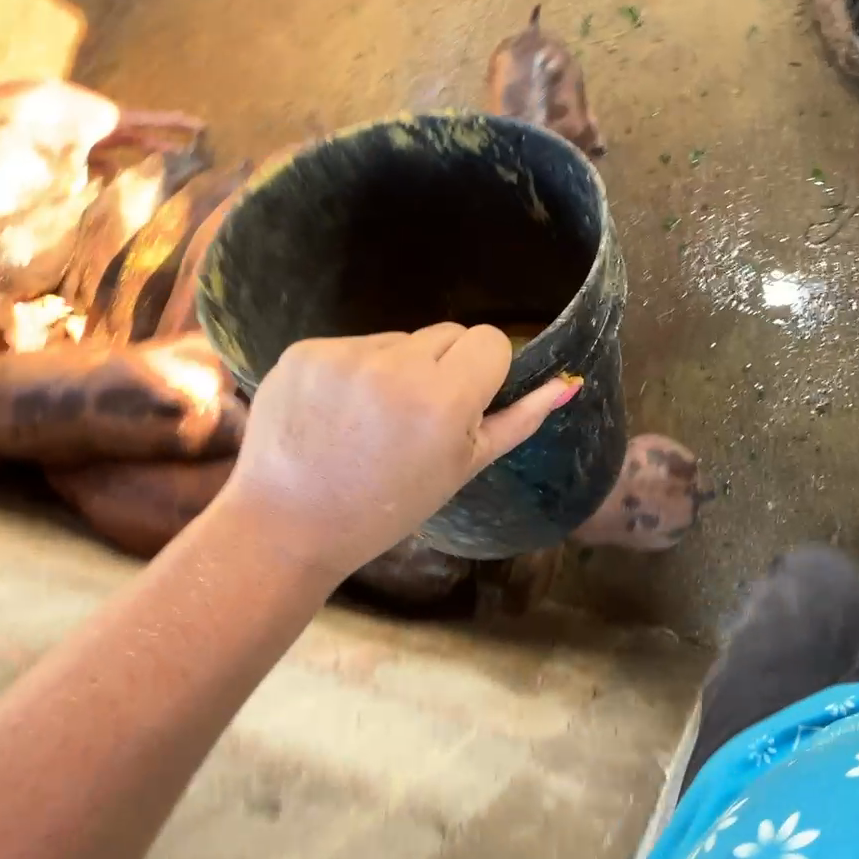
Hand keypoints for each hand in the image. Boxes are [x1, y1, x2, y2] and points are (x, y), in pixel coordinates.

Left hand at [213, 324, 575, 582]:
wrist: (290, 524)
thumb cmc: (391, 505)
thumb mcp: (466, 466)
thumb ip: (520, 420)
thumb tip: (568, 383)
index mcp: (444, 399)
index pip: (491, 340)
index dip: (487, 371)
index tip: (467, 404)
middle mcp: (396, 366)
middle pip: (449, 333)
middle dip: (447, 367)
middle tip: (421, 417)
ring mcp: (344, 355)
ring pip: (402, 339)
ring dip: (402, 367)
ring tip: (375, 418)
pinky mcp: (304, 351)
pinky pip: (356, 345)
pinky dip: (358, 370)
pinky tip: (340, 411)